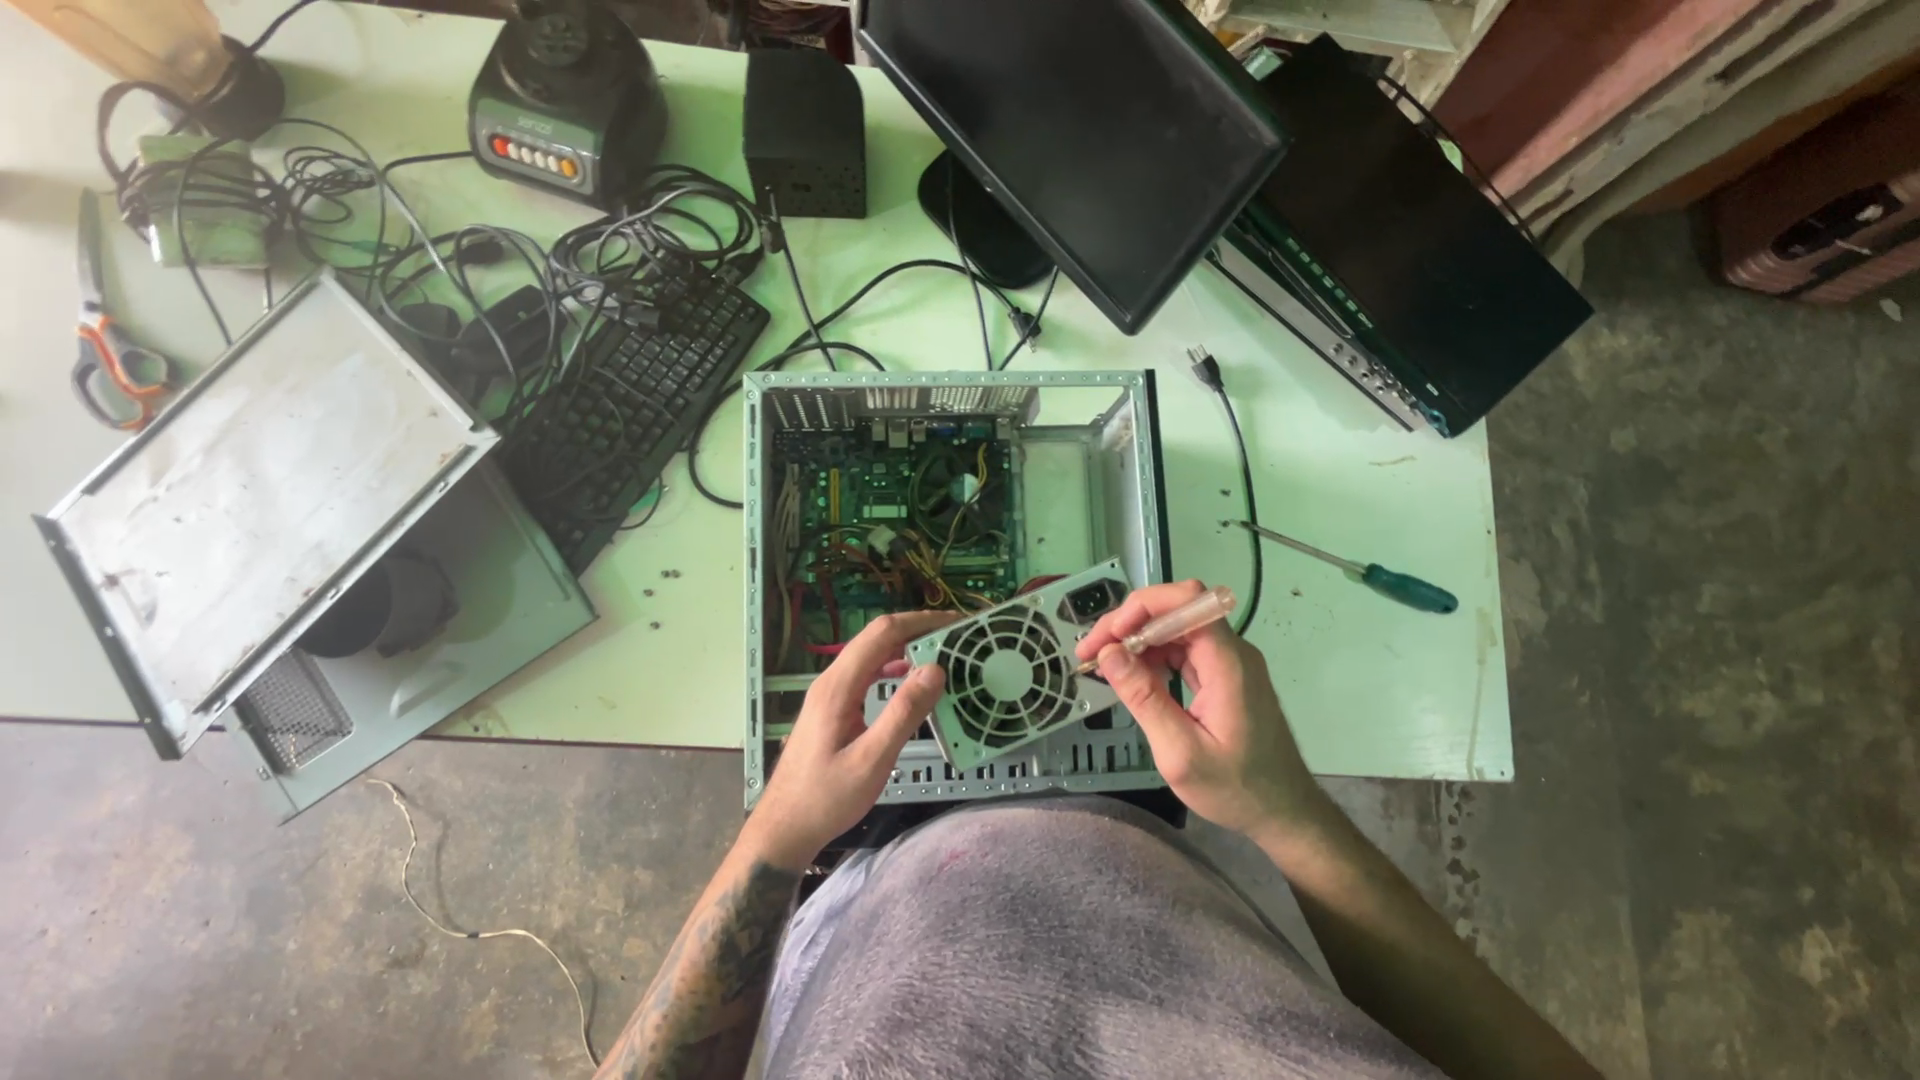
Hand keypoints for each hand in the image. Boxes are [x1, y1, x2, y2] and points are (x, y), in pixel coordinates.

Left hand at [743, 610, 958, 871]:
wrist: (784, 827)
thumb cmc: (827, 798)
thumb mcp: (872, 760)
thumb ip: (904, 714)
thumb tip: (935, 670)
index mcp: (839, 686)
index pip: (882, 633)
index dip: (920, 621)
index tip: (956, 622)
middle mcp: (832, 681)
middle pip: (876, 637)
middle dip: (917, 629)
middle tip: (957, 636)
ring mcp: (829, 693)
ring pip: (870, 654)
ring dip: (905, 647)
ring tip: (941, 652)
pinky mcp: (832, 708)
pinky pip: (865, 674)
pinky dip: (891, 667)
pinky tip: (909, 678)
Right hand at [1075, 580, 1321, 841]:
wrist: (1284, 812)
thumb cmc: (1236, 789)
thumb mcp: (1180, 752)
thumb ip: (1144, 698)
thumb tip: (1109, 654)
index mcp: (1227, 663)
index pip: (1185, 601)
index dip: (1141, 608)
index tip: (1109, 638)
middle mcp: (1231, 652)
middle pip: (1176, 609)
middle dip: (1129, 623)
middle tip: (1091, 653)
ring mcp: (1229, 662)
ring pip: (1176, 627)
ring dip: (1136, 639)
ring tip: (1102, 664)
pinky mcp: (1224, 675)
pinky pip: (1184, 649)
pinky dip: (1152, 655)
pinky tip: (1130, 676)